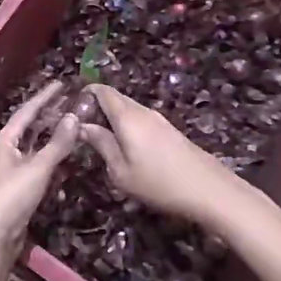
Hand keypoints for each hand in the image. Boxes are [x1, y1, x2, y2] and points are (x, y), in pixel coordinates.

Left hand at [0, 82, 79, 250]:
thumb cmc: (12, 197)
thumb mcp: (38, 168)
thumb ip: (58, 143)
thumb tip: (74, 116)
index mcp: (5, 140)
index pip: (28, 111)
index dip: (45, 97)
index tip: (61, 84)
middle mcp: (5, 150)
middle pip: (30, 127)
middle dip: (49, 115)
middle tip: (71, 103)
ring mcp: (10, 169)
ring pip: (35, 146)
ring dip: (52, 137)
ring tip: (72, 125)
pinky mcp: (17, 187)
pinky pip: (37, 165)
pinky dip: (51, 158)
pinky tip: (65, 158)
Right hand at [81, 85, 247, 223]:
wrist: (209, 190)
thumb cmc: (158, 182)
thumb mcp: (120, 171)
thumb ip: (101, 144)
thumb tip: (82, 126)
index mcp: (127, 116)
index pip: (102, 91)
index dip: (85, 94)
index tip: (71, 110)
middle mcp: (142, 111)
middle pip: (115, 98)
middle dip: (96, 108)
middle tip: (81, 128)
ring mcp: (159, 120)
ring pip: (128, 110)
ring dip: (112, 119)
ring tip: (100, 140)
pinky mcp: (169, 131)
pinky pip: (141, 120)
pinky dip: (127, 127)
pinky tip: (125, 148)